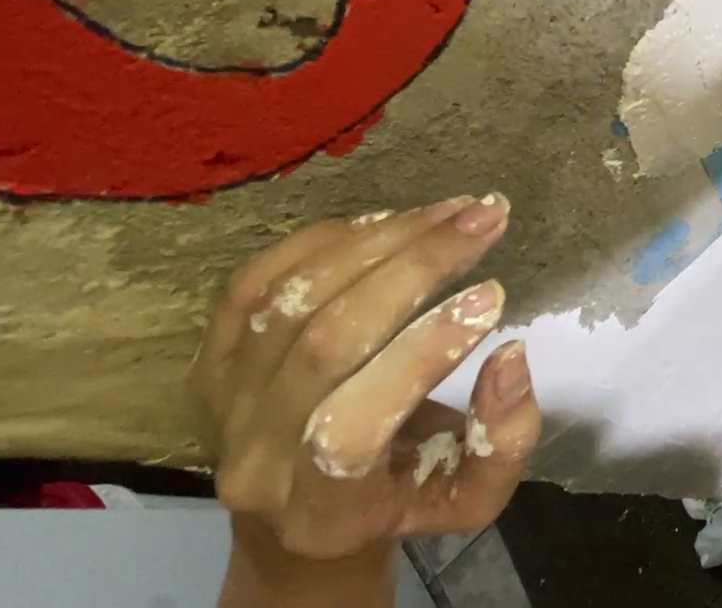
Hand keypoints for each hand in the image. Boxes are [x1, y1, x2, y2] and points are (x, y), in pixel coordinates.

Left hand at [192, 194, 540, 568]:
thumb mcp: (472, 496)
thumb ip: (503, 440)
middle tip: (486, 220)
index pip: (354, 426)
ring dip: (383, 239)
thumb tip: (510, 355)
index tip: (495, 292)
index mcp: (321, 509)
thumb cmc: (401, 497)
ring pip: (296, 298)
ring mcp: (223, 401)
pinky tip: (392, 221)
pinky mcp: (210, 356)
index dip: (424, 353)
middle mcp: (256, 455)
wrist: (301, 511)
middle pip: (327, 341)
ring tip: (452, 210)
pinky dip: (329, 239)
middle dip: (418, 267)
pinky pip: (256, 280)